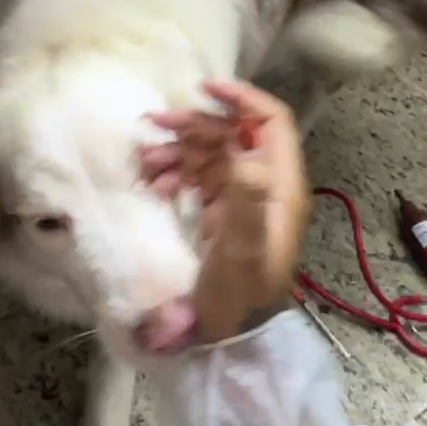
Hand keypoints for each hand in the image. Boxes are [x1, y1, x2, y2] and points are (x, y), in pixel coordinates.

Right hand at [140, 80, 309, 342]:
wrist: (229, 337)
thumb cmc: (240, 294)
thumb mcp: (242, 250)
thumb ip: (246, 200)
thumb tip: (244, 152)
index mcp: (280, 184)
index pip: (271, 121)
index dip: (242, 98)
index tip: (203, 88)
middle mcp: (264, 182)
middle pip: (230, 133)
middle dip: (192, 125)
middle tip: (153, 125)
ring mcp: (241, 194)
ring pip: (208, 151)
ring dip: (175, 150)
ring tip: (145, 162)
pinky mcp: (221, 208)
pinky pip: (196, 175)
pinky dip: (173, 173)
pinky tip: (154, 185)